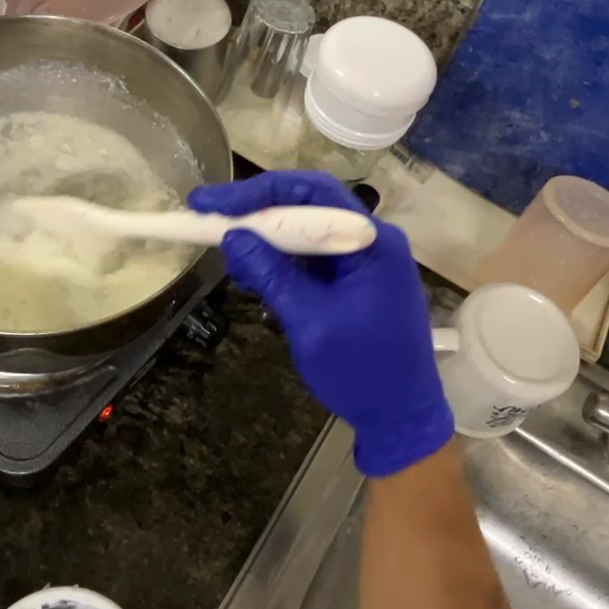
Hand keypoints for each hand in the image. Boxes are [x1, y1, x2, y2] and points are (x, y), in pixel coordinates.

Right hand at [189, 171, 451, 477]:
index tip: (210, 202)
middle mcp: (370, 239)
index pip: (310, 193)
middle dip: (256, 210)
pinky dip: (281, 260)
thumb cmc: (362, 370)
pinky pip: (312, 256)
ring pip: (306, 229)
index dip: (256, 192)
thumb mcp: (310, 321)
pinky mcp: (354, 280)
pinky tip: (253, 274)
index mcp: (371, 241)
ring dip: (266, 236)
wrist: (401, 416)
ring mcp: (363, 259)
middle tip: (207, 215)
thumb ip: (272, 275)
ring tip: (228, 253)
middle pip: (307, 205)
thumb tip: (234, 236)